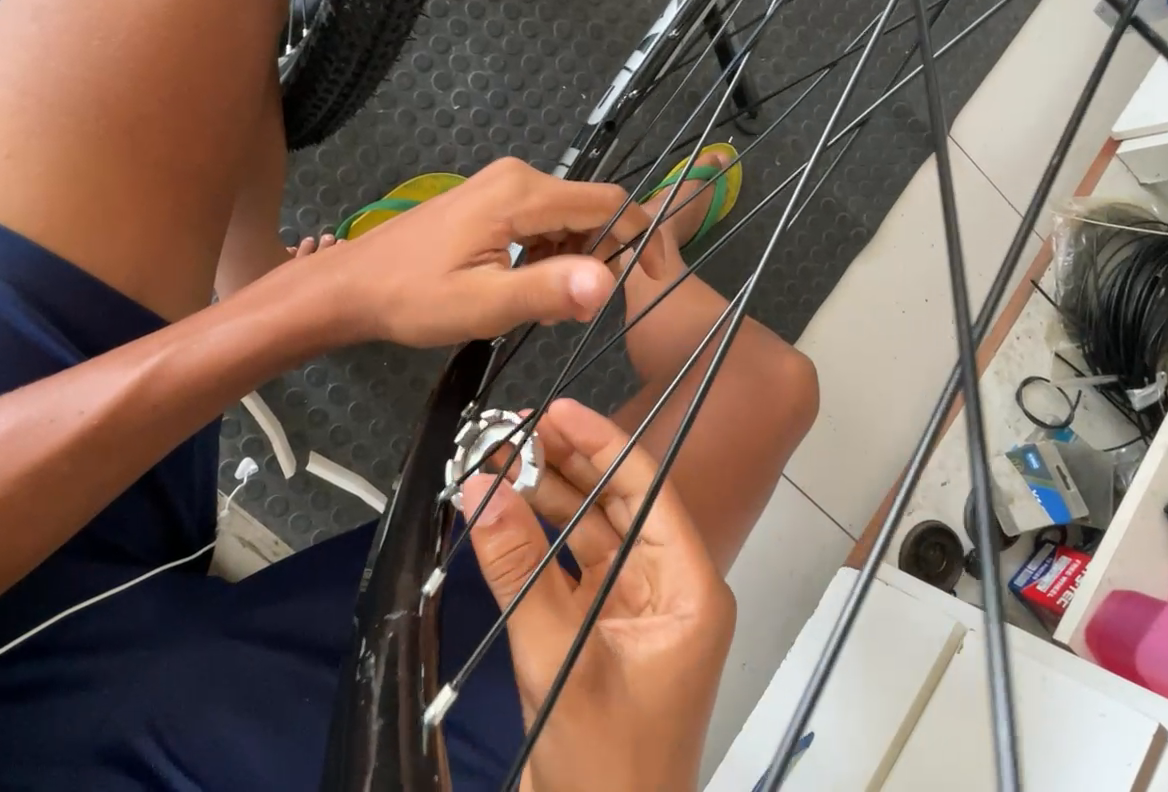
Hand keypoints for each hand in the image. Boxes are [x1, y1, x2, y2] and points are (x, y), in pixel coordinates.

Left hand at [310, 157, 662, 347]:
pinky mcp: (492, 201)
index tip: (653, 278)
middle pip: (591, 210)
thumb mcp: (483, 304)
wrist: (351, 285)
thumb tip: (608, 283)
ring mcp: (504, 186)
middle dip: (599, 258)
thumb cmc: (412, 297)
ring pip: (568, 219)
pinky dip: (548, 255)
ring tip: (542, 304)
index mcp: (523, 194)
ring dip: (571, 261)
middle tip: (574, 308)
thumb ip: (547, 290)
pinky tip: (522, 285)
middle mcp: (519, 178)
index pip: (610, 204)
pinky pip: (543, 223)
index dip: (641, 238)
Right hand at [461, 398, 733, 791]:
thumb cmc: (604, 762)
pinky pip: (569, 568)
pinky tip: (502, 512)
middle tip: (513, 430)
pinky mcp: (598, 629)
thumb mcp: (559, 659)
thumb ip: (518, 569)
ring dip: (547, 499)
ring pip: (590, 531)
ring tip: (498, 461)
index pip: (647, 492)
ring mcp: (631, 608)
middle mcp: (666, 586)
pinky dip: (536, 541)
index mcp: (687, 587)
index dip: (602, 444)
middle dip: (567, 465)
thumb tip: (480, 485)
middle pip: (617, 504)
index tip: (554, 409)